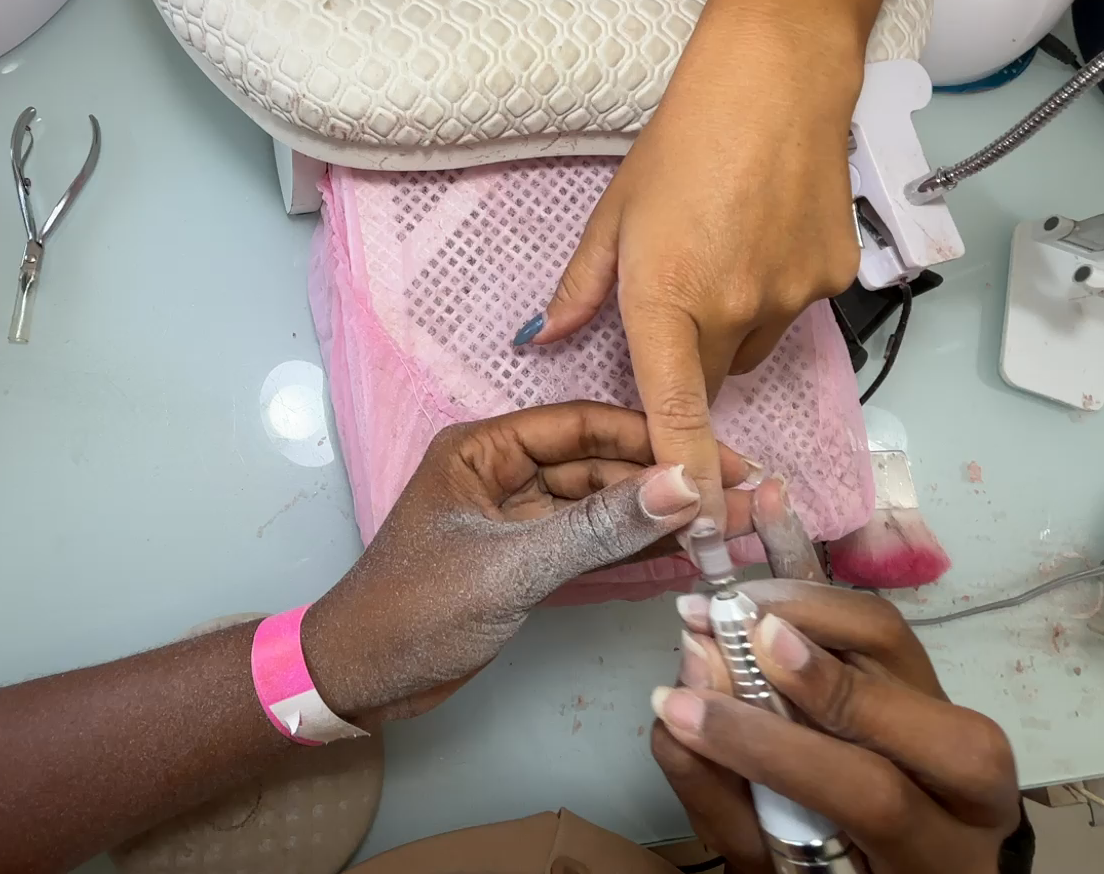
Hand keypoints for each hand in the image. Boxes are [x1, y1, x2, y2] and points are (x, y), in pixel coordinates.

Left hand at [302, 402, 702, 721]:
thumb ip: (597, 527)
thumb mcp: (511, 567)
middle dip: (661, 479)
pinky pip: (585, 539)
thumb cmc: (419, 611)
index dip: (650, 436)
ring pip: (595, 502)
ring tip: (727, 524)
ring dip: (653, 514)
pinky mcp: (525, 554)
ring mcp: (515, 513)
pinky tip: (682, 550)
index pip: (580, 425)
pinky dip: (628, 546)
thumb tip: (684, 484)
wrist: (362, 678)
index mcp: (483, 448)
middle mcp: (501, 470)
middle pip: (595, 462)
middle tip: (740, 496)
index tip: (719, 454)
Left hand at [522, 10, 864, 530]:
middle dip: (686, 360)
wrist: (776, 82)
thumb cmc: (676, 146)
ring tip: (722, 255)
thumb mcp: (612, 216)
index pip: (673, 408)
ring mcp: (797, 296)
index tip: (688, 518)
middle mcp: (738, 311)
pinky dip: (773, 297)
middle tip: (678, 296)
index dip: (679, 468)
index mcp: (668, 299)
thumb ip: (580, 291)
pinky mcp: (840, 278)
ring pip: (750, 347)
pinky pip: (793, 314)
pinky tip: (764, 240)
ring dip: (730, 328)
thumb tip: (544, 341)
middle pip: (706, 377)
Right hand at [651, 580, 1018, 873]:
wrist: (871, 846)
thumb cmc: (809, 862)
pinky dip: (807, 601)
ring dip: (807, 611)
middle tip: (724, 633)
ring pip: (900, 645)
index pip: (877, 800)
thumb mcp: (757, 855)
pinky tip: (750, 603)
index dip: (784, 747)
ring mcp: (954, 723)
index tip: (690, 708)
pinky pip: (873, 621)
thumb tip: (674, 698)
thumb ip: (713, 787)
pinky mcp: (921, 674)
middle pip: (937, 729)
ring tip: (725, 606)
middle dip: (822, 676)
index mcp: (932, 865)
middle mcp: (975, 800)